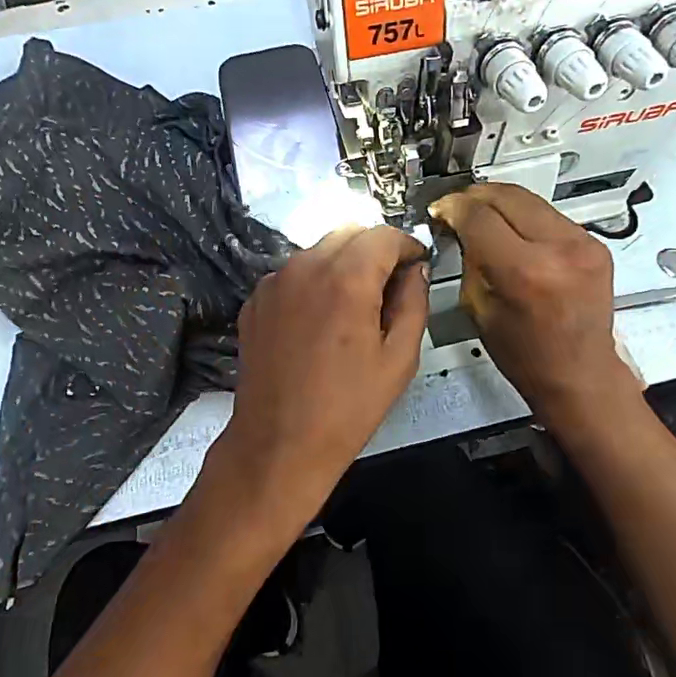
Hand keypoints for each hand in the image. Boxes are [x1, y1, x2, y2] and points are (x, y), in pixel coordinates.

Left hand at [207, 224, 428, 522]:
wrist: (280, 443)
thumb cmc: (347, 407)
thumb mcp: (400, 358)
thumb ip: (414, 302)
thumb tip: (416, 272)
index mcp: (346, 279)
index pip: (384, 235)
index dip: (409, 245)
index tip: (419, 264)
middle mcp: (305, 268)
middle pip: (350, 233)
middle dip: (377, 250)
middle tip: (393, 285)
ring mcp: (274, 283)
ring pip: (320, 250)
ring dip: (346, 263)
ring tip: (358, 306)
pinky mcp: (256, 301)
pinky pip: (295, 273)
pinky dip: (316, 281)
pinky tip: (324, 320)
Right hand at [430, 184, 634, 424]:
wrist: (579, 374)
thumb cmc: (530, 357)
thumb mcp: (479, 309)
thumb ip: (470, 260)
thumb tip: (462, 227)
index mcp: (524, 272)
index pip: (478, 215)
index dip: (453, 207)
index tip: (443, 210)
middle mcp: (559, 251)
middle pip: (507, 196)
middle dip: (476, 197)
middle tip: (460, 208)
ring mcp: (583, 245)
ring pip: (531, 200)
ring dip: (502, 204)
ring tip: (486, 220)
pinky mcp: (595, 246)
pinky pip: (552, 217)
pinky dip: (528, 219)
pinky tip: (515, 233)